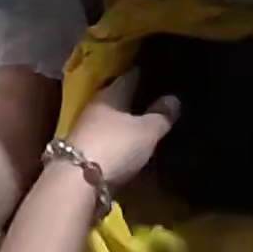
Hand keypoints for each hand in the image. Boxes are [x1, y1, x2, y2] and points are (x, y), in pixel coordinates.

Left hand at [64, 71, 179, 186]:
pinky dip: (117, 137)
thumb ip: (161, 115)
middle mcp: (95, 106)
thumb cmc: (115, 145)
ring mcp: (86, 128)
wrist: (78, 180)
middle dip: (134, 97)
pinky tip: (128, 143)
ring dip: (124, 119)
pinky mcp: (82, 150)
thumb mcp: (146, 132)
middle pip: (117, 97)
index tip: (156, 71)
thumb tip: (174, 98)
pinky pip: (106, 136)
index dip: (143, 73)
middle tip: (154, 97)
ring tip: (144, 121)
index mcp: (110, 94)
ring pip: (110, 117)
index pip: (129, 77)